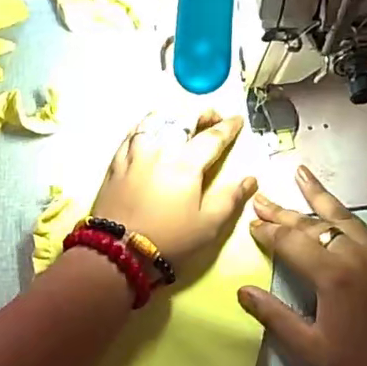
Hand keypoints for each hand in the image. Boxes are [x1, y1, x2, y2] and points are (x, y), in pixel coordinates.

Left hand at [88, 111, 257, 266]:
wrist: (117, 251)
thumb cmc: (169, 239)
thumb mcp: (208, 225)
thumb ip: (230, 199)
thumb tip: (250, 180)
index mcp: (186, 164)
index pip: (212, 137)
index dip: (228, 127)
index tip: (237, 120)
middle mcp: (160, 151)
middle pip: (182, 120)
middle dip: (200, 114)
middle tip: (212, 117)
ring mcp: (135, 154)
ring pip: (154, 121)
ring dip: (172, 115)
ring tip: (180, 119)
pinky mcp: (116, 163)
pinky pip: (132, 134)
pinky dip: (146, 126)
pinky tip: (149, 130)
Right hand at [237, 167, 366, 365]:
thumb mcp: (312, 347)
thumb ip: (275, 316)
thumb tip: (243, 291)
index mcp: (330, 274)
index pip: (290, 243)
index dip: (268, 232)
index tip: (251, 224)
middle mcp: (355, 253)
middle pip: (314, 226)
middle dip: (285, 213)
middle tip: (263, 199)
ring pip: (347, 216)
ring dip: (322, 196)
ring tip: (302, 173)